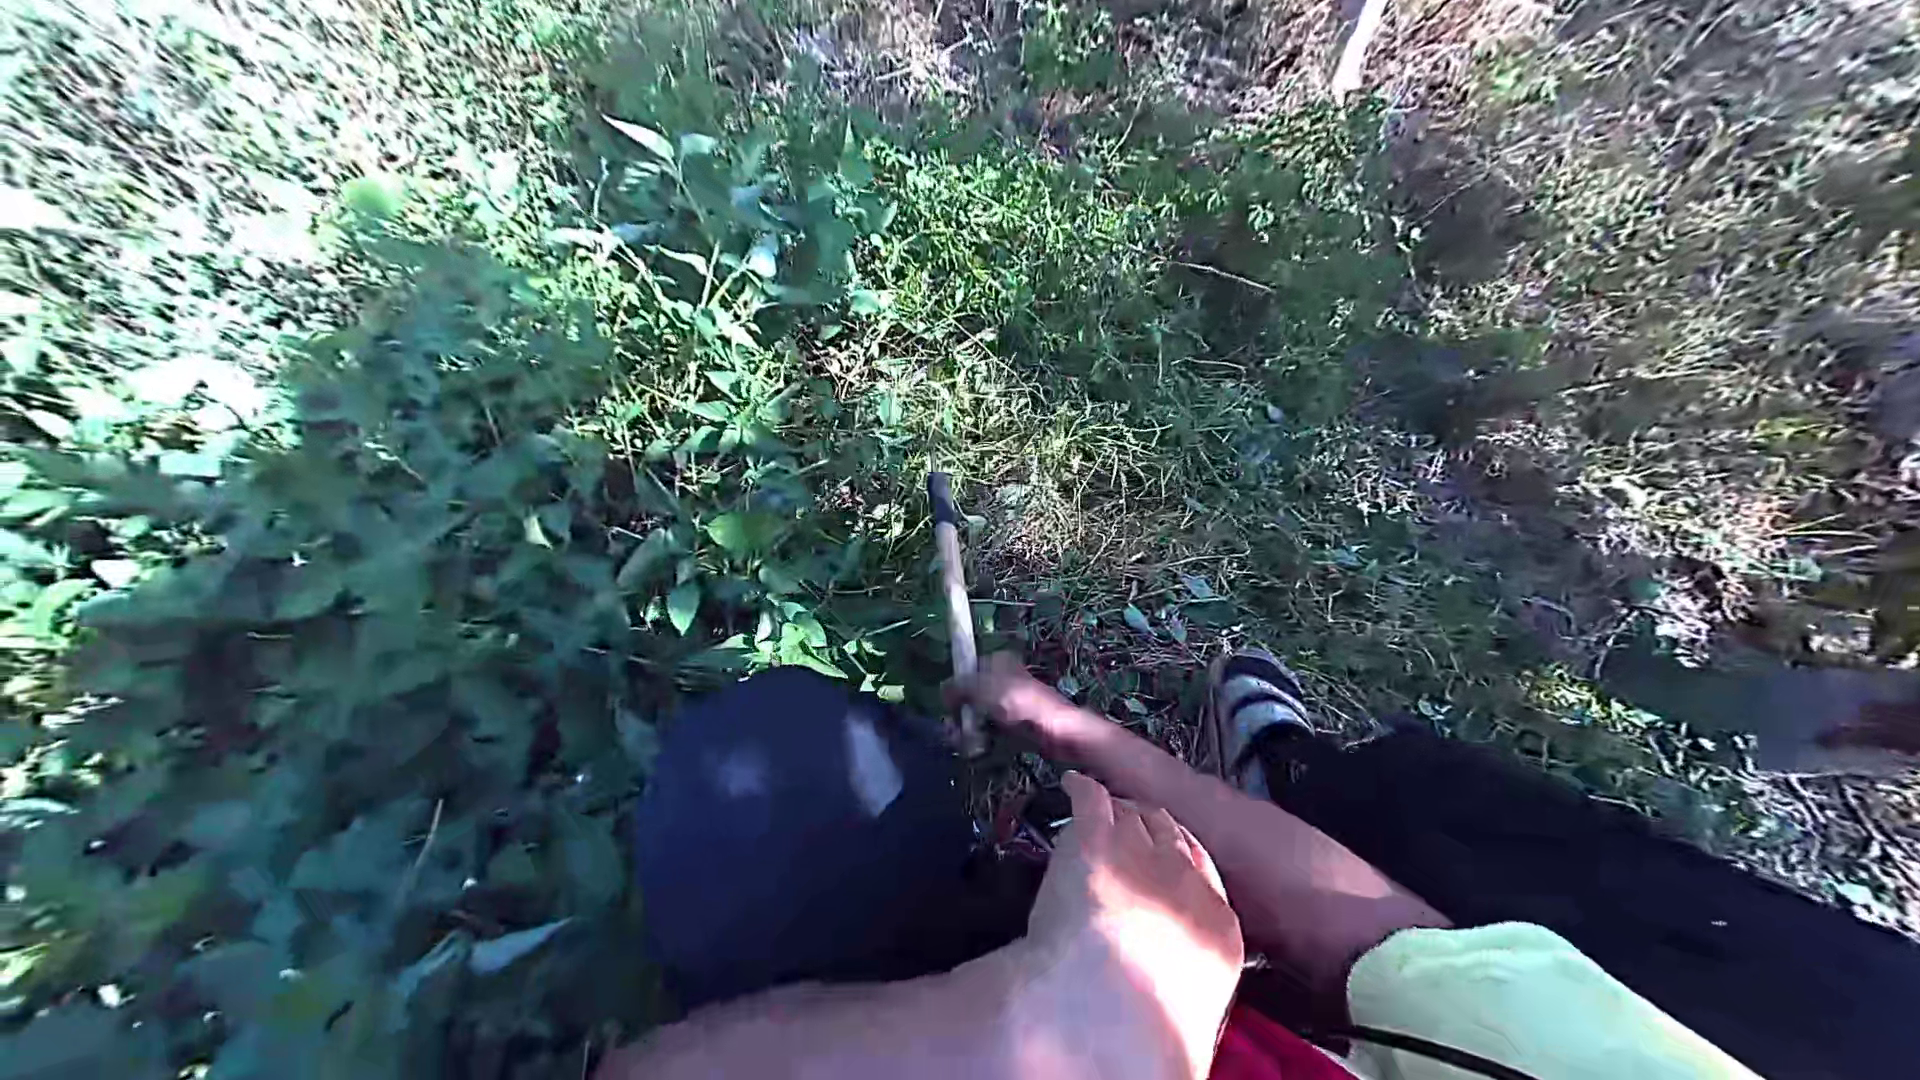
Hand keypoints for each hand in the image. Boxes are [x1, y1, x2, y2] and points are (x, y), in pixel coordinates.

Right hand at [944, 652, 1108, 756]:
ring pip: (975, 715)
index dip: (955, 687)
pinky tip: (976, 748)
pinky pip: (987, 730)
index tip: (949, 705)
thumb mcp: (983, 688)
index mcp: (997, 662)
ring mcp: (1007, 703)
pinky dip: (979, 739)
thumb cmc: (1020, 703)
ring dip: (966, 730)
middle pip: (968, 695)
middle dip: (958, 713)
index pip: (965, 670)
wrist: (1058, 732)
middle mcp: (1001, 679)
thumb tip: (942, 691)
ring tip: (965, 742)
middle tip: (954, 729)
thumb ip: (958, 686)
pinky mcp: (1012, 725)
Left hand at [1011, 772, 1243, 1079]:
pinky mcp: (1093, 838)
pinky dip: (1079, 788)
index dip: (1179, 855)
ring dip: (1114, 809)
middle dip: (1148, 826)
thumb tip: (1177, 988)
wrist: (1100, 1014)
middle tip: (1126, 829)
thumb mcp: (1192, 1017)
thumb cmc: (1144, 1034)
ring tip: (1099, 809)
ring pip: (1129, 811)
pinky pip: (1090, 796)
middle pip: (1169, 830)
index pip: (1205, 869)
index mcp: (1219, 926)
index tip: (1164, 855)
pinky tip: (1070, 785)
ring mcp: (1137, 851)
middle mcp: (1183, 878)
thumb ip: (1191, 980)